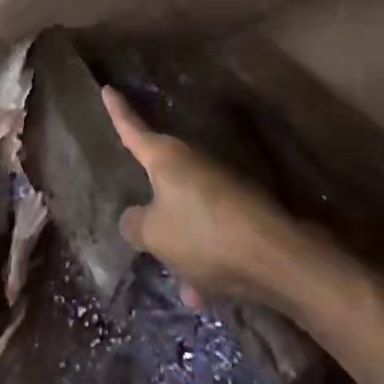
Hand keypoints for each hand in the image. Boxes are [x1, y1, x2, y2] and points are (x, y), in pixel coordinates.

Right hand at [103, 86, 306, 308]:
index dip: (118, 111)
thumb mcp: (155, 234)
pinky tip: (204, 294)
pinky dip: (203, 260)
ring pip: (186, 214)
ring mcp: (219, 185)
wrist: (275, 255)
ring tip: (183, 284)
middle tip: (144, 232)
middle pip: (162, 180)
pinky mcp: (240, 210)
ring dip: (181, 247)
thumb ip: (135, 225)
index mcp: (166, 158)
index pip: (132, 129)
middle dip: (154, 211)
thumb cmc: (203, 233)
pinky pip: (209, 234)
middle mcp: (192, 162)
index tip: (108, 89)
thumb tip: (132, 218)